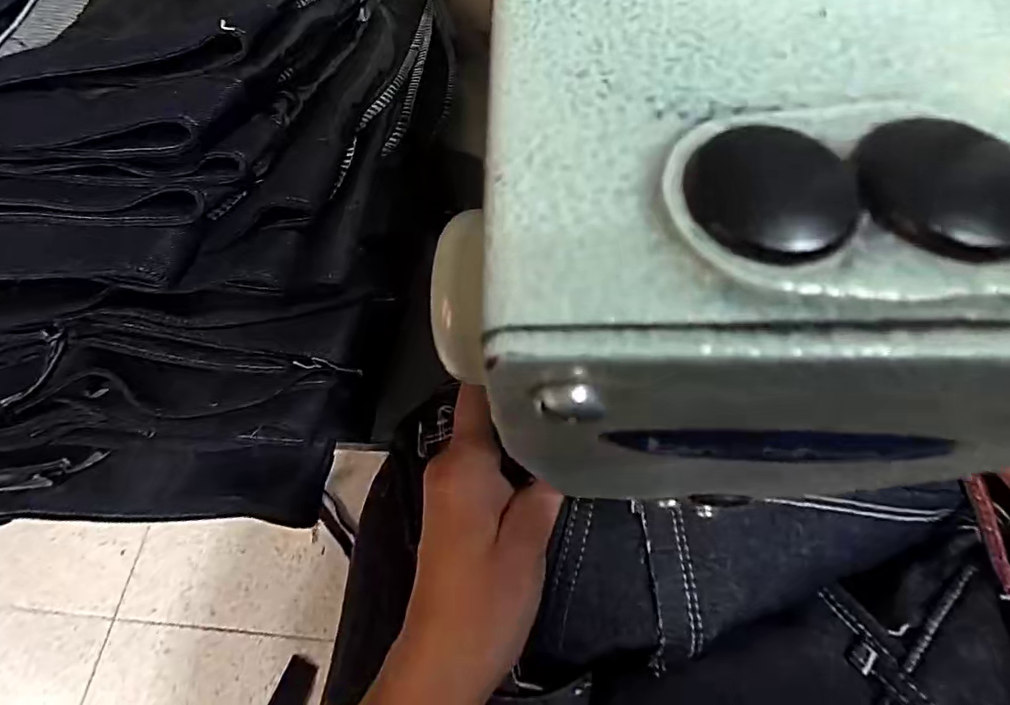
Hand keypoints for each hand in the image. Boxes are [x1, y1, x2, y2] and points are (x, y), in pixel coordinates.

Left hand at [366, 385, 563, 704]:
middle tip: (569, 387)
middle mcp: (448, 467)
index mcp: (462, 464)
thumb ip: (545, 489)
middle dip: (523, 403)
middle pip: (485, 416)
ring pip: (488, 442)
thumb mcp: (527, 543)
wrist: (441, 662)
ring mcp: (448, 488)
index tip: (538, 348)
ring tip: (563, 420)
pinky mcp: (453, 509)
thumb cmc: (483, 602)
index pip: (474, 396)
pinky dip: (511, 461)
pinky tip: (542, 463)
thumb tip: (561, 448)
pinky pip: (484, 466)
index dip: (501, 368)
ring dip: (520, 435)